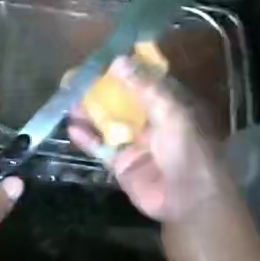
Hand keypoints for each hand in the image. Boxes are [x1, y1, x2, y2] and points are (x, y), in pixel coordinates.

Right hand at [69, 59, 235, 223]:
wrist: (190, 200)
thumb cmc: (188, 151)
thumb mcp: (171, 113)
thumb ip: (145, 88)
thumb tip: (118, 60)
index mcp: (170, 108)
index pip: (145, 84)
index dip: (125, 73)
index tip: (101, 62)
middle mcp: (152, 124)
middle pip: (122, 104)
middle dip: (100, 93)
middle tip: (77, 81)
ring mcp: (135, 145)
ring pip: (108, 125)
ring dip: (90, 114)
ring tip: (69, 102)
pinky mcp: (122, 165)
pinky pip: (102, 149)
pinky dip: (87, 139)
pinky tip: (72, 128)